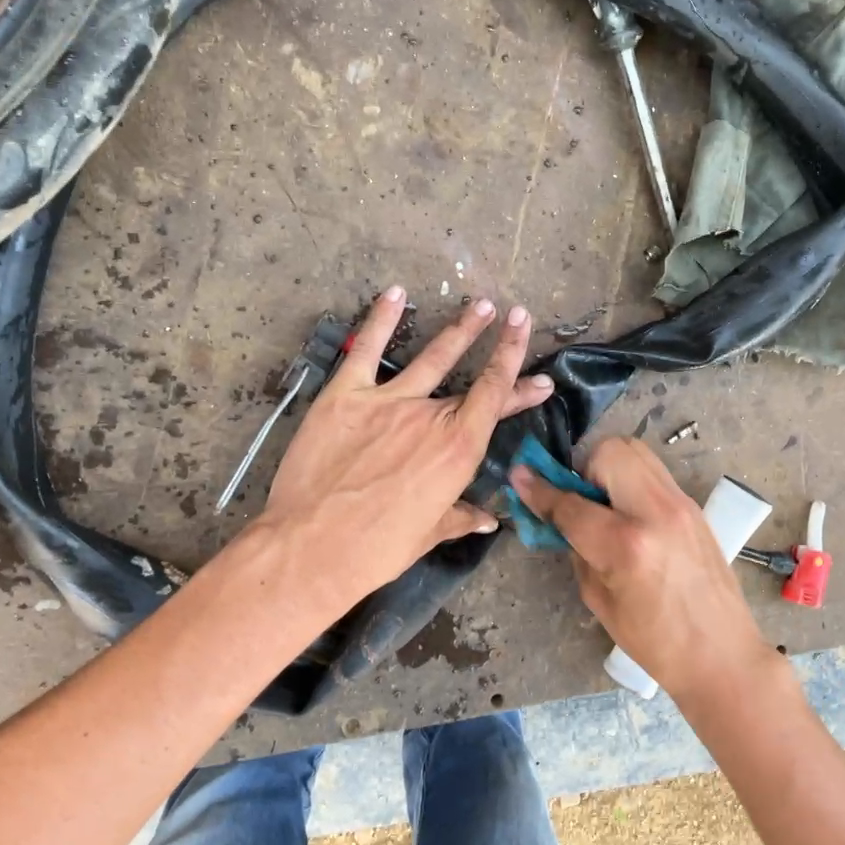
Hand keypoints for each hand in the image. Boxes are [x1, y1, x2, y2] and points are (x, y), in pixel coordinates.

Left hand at [252, 285, 553, 606]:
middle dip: (499, 346)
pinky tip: (396, 294)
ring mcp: (388, 401)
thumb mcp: (428, 535)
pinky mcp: (345, 395)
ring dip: (458, 329)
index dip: (516, 367)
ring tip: (478, 304)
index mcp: (457, 450)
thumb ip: (460, 517)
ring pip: (431, 357)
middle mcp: (430, 416)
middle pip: (474, 378)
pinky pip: (366, 350)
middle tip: (512, 315)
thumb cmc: (377, 550)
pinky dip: (381, 319)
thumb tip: (488, 519)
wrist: (312, 546)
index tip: (531, 346)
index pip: (495, 396)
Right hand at [513, 438, 778, 703]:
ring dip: (610, 469)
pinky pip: (653, 473)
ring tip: (608, 506)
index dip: (539, 490)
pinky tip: (631, 516)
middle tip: (583, 501)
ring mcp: (680, 504)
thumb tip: (557, 514)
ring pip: (635, 452)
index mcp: (625, 545)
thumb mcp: (598, 599)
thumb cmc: (654, 642)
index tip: (519, 475)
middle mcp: (655, 512)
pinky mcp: (694, 506)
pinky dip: (632, 482)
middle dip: (585, 469)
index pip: (571, 504)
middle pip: (610, 452)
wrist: (721, 654)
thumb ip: (575, 547)